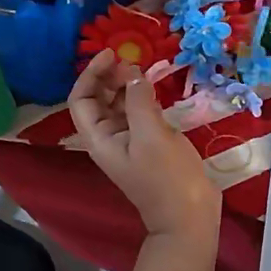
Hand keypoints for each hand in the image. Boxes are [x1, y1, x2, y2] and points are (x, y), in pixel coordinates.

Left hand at [68, 50, 220, 239]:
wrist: (189, 217)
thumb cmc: (167, 178)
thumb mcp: (152, 135)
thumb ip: (139, 100)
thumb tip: (134, 74)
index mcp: (100, 138)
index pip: (81, 99)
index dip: (92, 74)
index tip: (113, 54)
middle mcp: (109, 139)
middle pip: (98, 100)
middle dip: (110, 77)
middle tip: (133, 61)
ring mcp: (130, 143)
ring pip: (120, 106)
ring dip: (127, 86)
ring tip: (145, 71)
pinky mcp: (150, 146)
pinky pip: (139, 116)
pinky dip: (143, 99)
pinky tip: (156, 91)